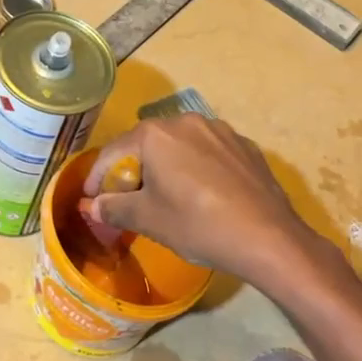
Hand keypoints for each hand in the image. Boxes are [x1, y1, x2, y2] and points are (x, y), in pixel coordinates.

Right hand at [83, 113, 327, 284]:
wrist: (270, 239)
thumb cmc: (198, 225)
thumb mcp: (149, 220)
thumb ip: (113, 208)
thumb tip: (92, 206)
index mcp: (154, 134)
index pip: (113, 153)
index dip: (97, 178)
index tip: (91, 199)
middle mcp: (185, 121)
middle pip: (146, 145)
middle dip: (133, 171)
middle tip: (128, 200)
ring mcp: (219, 130)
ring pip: (179, 146)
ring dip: (166, 167)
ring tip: (167, 196)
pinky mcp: (245, 146)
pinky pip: (208, 153)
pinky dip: (197, 168)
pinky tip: (204, 195)